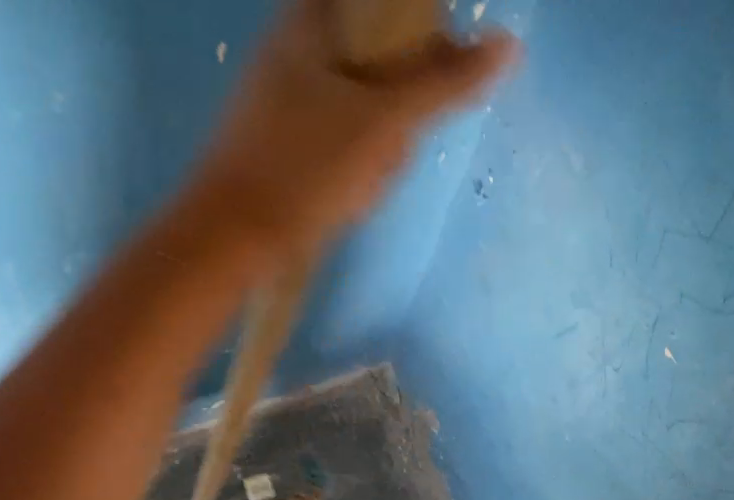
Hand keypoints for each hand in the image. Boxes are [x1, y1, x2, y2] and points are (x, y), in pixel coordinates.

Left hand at [189, 0, 519, 255]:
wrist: (226, 242)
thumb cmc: (302, 168)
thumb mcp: (383, 121)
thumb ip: (443, 81)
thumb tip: (507, 44)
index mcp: (307, 26)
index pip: (378, 4)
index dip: (414, 31)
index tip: (429, 69)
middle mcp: (290, 57)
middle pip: (374, 62)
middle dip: (396, 111)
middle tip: (388, 145)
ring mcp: (280, 109)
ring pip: (358, 114)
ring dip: (375, 152)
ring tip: (359, 186)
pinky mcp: (277, 155)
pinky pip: (334, 151)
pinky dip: (348, 175)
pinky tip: (344, 203)